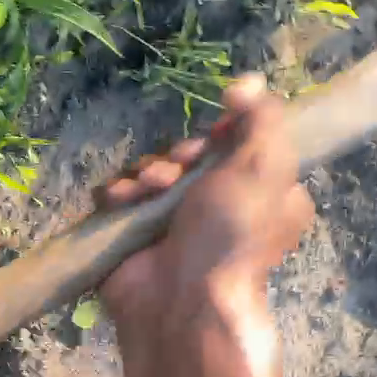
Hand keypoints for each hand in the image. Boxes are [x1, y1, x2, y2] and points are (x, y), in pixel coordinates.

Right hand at [97, 74, 313, 334]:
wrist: (178, 294)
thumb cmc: (231, 232)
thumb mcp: (264, 166)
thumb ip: (260, 119)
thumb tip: (244, 82)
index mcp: (259, 192)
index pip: (232, 148)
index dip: (217, 138)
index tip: (211, 140)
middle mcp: (213, 205)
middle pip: (184, 159)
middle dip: (173, 159)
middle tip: (173, 172)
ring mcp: (165, 221)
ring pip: (145, 175)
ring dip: (141, 175)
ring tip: (142, 191)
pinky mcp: (125, 232)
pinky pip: (112, 198)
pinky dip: (113, 195)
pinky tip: (118, 202)